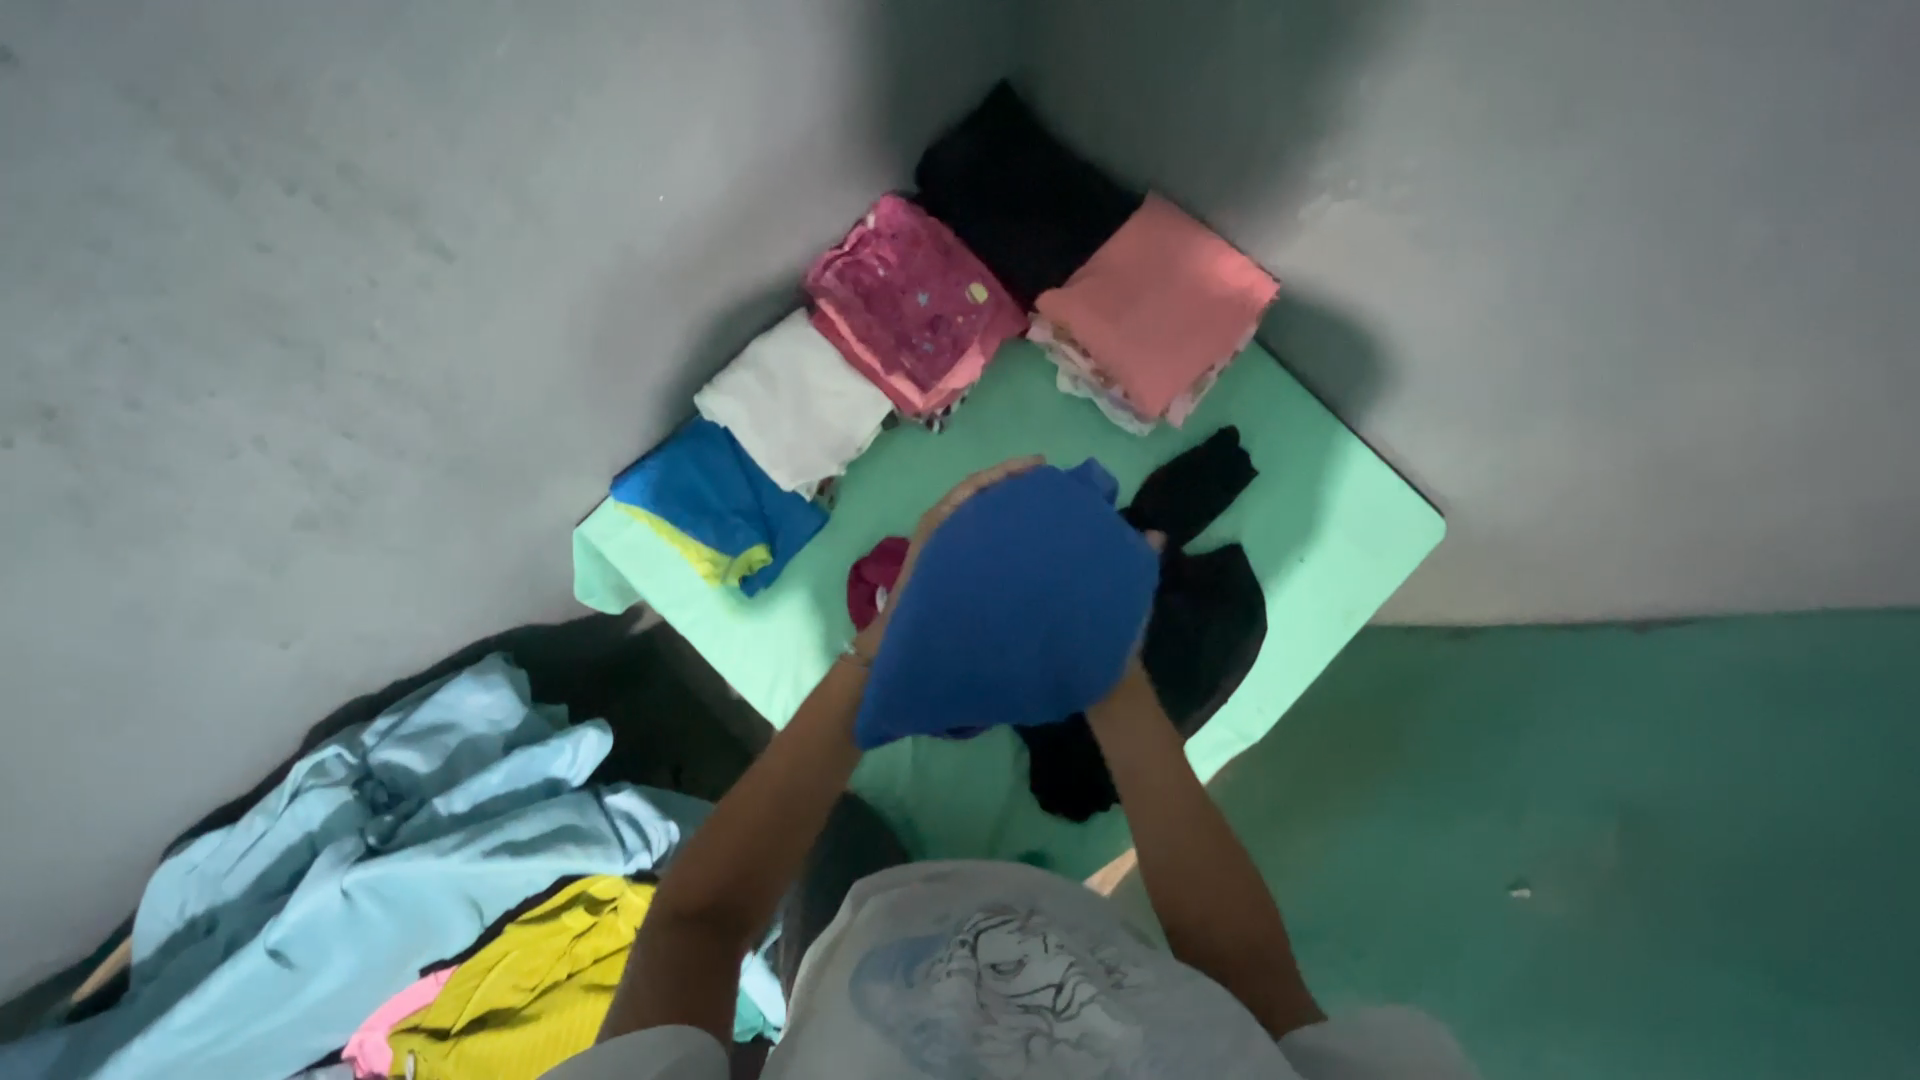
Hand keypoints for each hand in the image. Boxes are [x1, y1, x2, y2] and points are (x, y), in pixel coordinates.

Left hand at [852, 454, 1043, 656]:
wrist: (897, 633)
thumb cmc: (917, 602)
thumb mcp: (941, 564)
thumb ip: (967, 536)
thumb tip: (1005, 508)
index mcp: (939, 518)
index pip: (975, 484)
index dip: (1007, 471)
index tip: (1039, 464)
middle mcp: (944, 524)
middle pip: (981, 492)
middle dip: (1012, 483)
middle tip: (1047, 481)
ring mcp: (949, 541)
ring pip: (983, 511)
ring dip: (1009, 503)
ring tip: (1042, 502)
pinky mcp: (954, 558)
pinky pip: (983, 532)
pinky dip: (1003, 525)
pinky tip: (1025, 534)